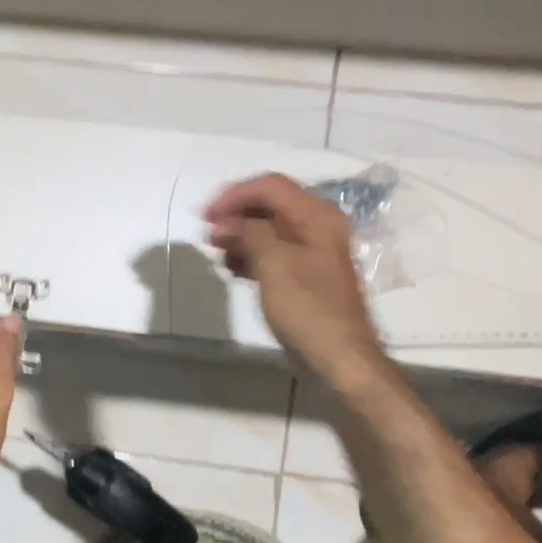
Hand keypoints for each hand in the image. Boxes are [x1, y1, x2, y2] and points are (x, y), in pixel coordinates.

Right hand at [205, 174, 386, 389]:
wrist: (337, 355)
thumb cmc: (306, 308)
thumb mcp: (274, 264)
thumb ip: (249, 234)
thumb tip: (227, 223)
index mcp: (316, 217)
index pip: (270, 186)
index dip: (234, 195)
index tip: (204, 216)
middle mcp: (318, 227)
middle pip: (271, 204)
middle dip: (236, 214)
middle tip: (207, 234)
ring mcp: (312, 252)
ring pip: (270, 228)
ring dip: (241, 234)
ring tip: (217, 252)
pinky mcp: (304, 275)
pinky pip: (273, 251)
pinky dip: (251, 253)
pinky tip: (234, 268)